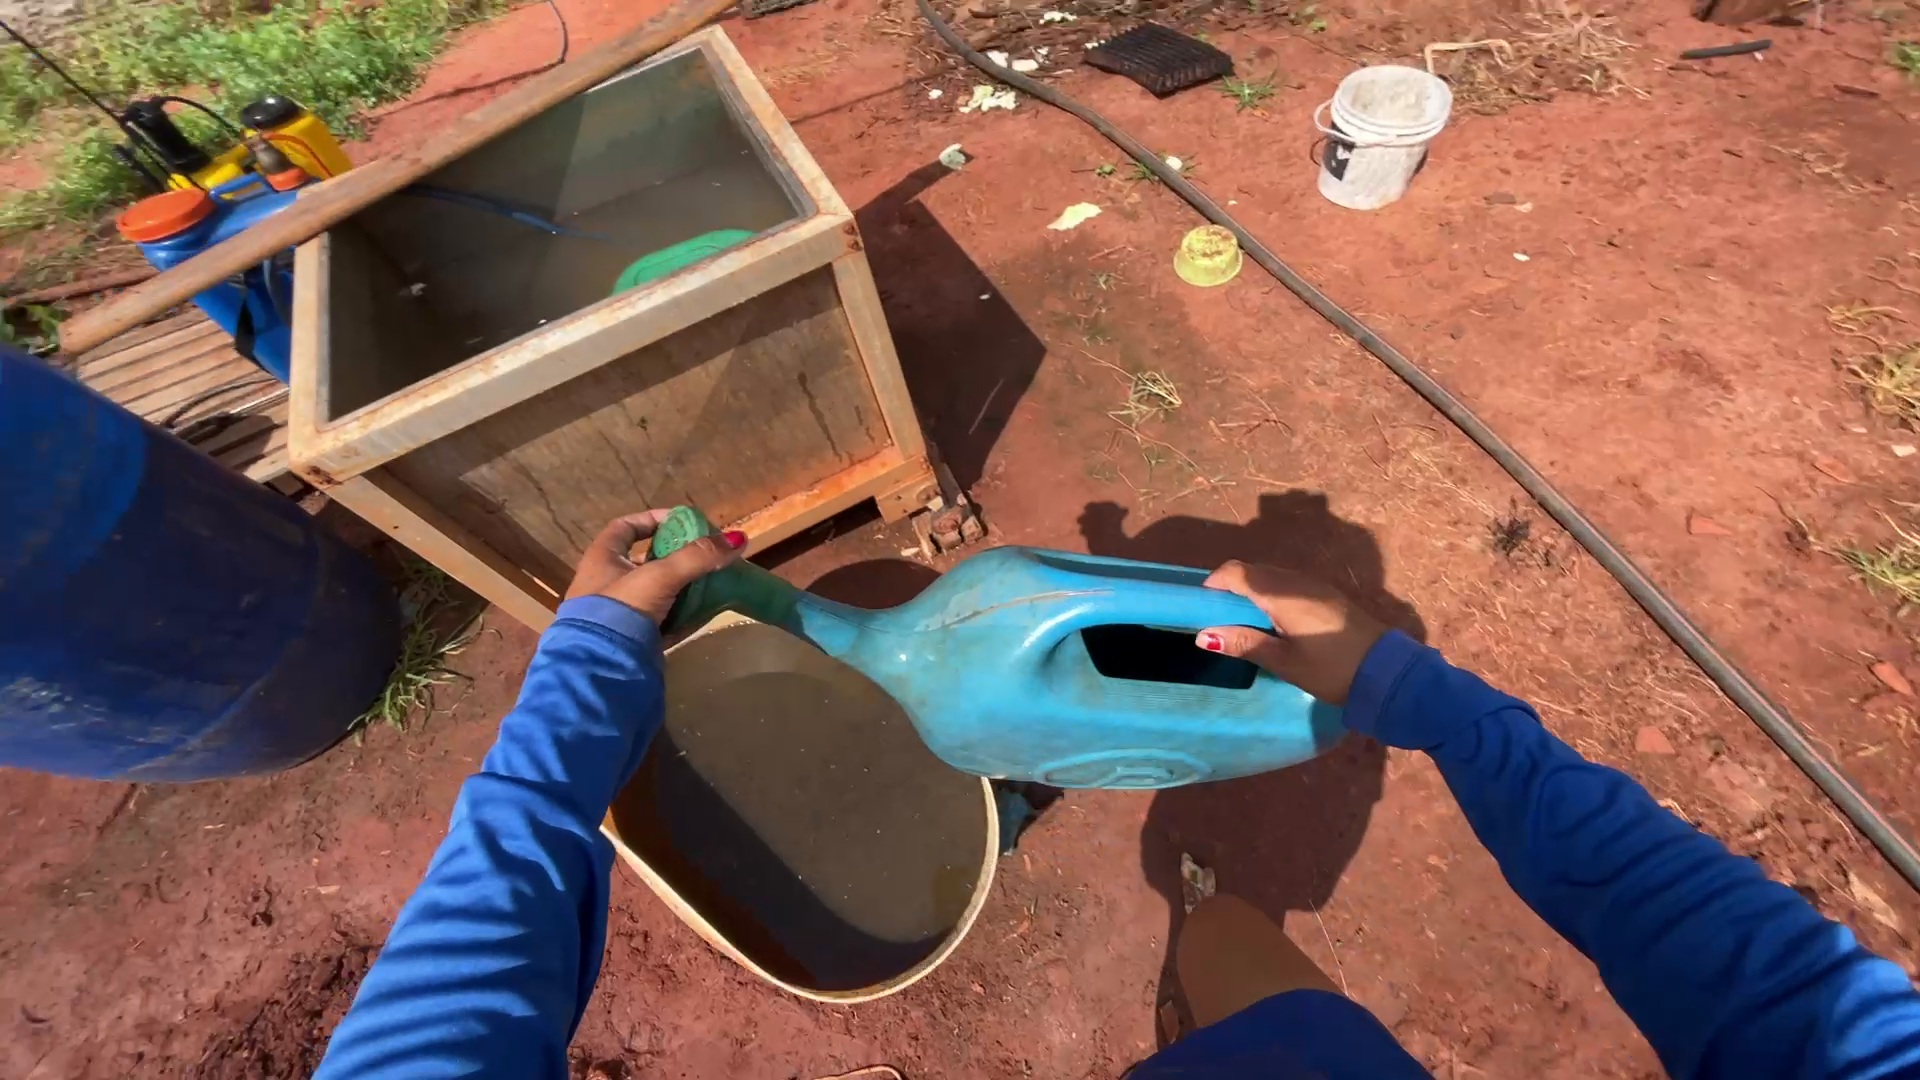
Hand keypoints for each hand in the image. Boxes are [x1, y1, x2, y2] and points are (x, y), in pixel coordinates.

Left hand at [564, 510, 746, 624]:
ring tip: (709, 579)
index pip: (626, 527)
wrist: (601, 666)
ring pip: (655, 588)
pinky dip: (679, 610)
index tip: (681, 521)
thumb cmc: (621, 609)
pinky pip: (660, 615)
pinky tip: (701, 608)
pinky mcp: (631, 634)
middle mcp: (606, 581)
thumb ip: (698, 557)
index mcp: (602, 559)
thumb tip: (739, 538)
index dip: (653, 519)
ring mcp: (618, 610)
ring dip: (680, 583)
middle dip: (676, 555)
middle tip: (703, 554)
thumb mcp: (661, 576)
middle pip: (645, 559)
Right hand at [1193, 560, 1388, 704]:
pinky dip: (1269, 593)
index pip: (1237, 571)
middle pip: (1252, 570)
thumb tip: (1202, 635)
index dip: (1214, 582)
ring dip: (1251, 589)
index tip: (1202, 604)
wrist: (1390, 673)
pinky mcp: (1327, 595)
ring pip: (1270, 575)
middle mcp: (1297, 581)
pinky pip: (1287, 583)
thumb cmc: (1332, 669)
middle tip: (1218, 616)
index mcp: (1282, 594)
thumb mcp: (1284, 662)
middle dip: (1230, 586)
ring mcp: (1315, 585)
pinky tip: (1271, 620)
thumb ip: (1244, 644)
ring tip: (1242, 621)